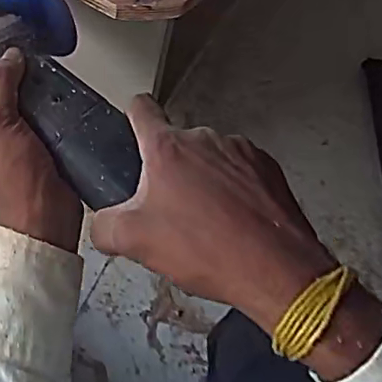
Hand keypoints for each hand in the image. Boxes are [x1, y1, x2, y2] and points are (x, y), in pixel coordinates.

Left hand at [0, 47, 82, 251]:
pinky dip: (52, 128)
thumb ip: (2, 87)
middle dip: (10, 101)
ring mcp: (15, 161)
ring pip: (21, 128)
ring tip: (48, 92)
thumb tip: (7, 56)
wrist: (47, 220)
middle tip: (27, 82)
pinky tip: (63, 114)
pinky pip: (43, 140)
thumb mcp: (1, 123)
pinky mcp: (40, 166)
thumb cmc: (15, 178)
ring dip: (34, 113)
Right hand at [92, 96, 381, 379]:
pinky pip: (241, 170)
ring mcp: (240, 152)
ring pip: (209, 157)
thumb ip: (104, 226)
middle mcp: (203, 140)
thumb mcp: (136, 243)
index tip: (133, 123)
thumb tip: (101, 226)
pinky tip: (236, 223)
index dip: (132, 115)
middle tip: (172, 206)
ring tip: (209, 220)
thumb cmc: (214, 252)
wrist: (280, 274)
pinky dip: (236, 189)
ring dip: (206, 178)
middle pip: (175, 142)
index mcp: (166, 148)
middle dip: (171, 168)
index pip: (140, 107)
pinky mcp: (268, 169)